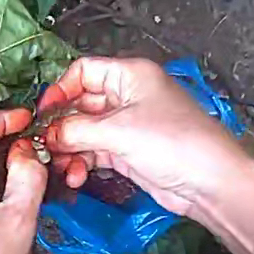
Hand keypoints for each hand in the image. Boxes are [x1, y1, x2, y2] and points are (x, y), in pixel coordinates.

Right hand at [36, 57, 247, 215]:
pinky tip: (76, 175)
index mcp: (130, 76)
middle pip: (81, 104)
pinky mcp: (128, 151)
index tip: (44, 114)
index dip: (60, 90)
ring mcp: (128, 125)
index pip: (83, 71)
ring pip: (85, 131)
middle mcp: (128, 96)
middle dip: (61, 126)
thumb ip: (77, 130)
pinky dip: (83, 162)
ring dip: (70, 149)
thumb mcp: (119, 131)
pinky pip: (95, 151)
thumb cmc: (177, 144)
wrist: (209, 182)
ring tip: (62, 167)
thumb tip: (49, 133)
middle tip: (44, 145)